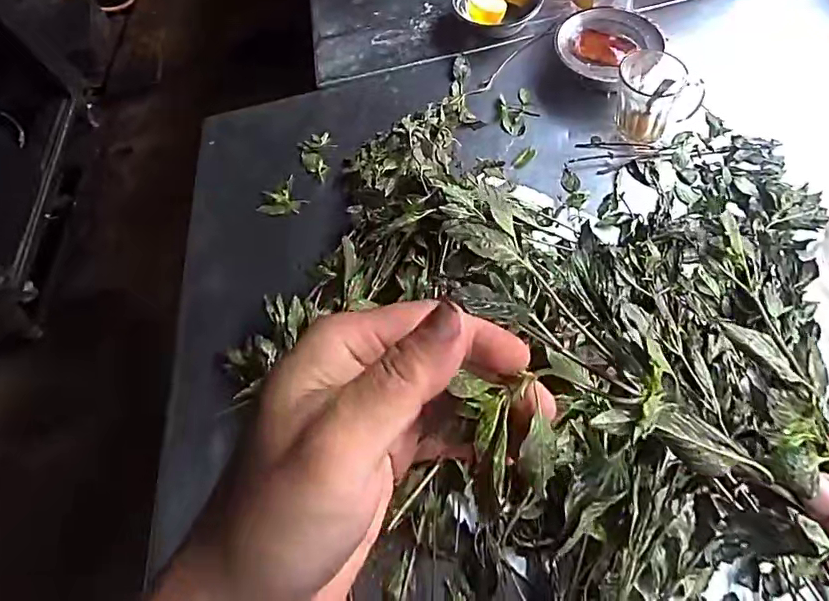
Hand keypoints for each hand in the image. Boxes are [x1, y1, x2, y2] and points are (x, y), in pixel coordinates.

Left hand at [155, 300, 554, 600]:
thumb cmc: (285, 514)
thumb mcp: (343, 442)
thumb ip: (402, 378)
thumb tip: (459, 314)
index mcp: (345, 346)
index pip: (425, 322)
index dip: (478, 338)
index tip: (526, 366)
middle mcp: (362, 367)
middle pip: (442, 355)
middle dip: (492, 376)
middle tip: (543, 409)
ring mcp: (375, 409)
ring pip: (446, 393)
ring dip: (490, 407)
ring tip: (538, 430)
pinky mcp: (385, 450)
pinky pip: (439, 430)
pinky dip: (472, 437)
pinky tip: (504, 452)